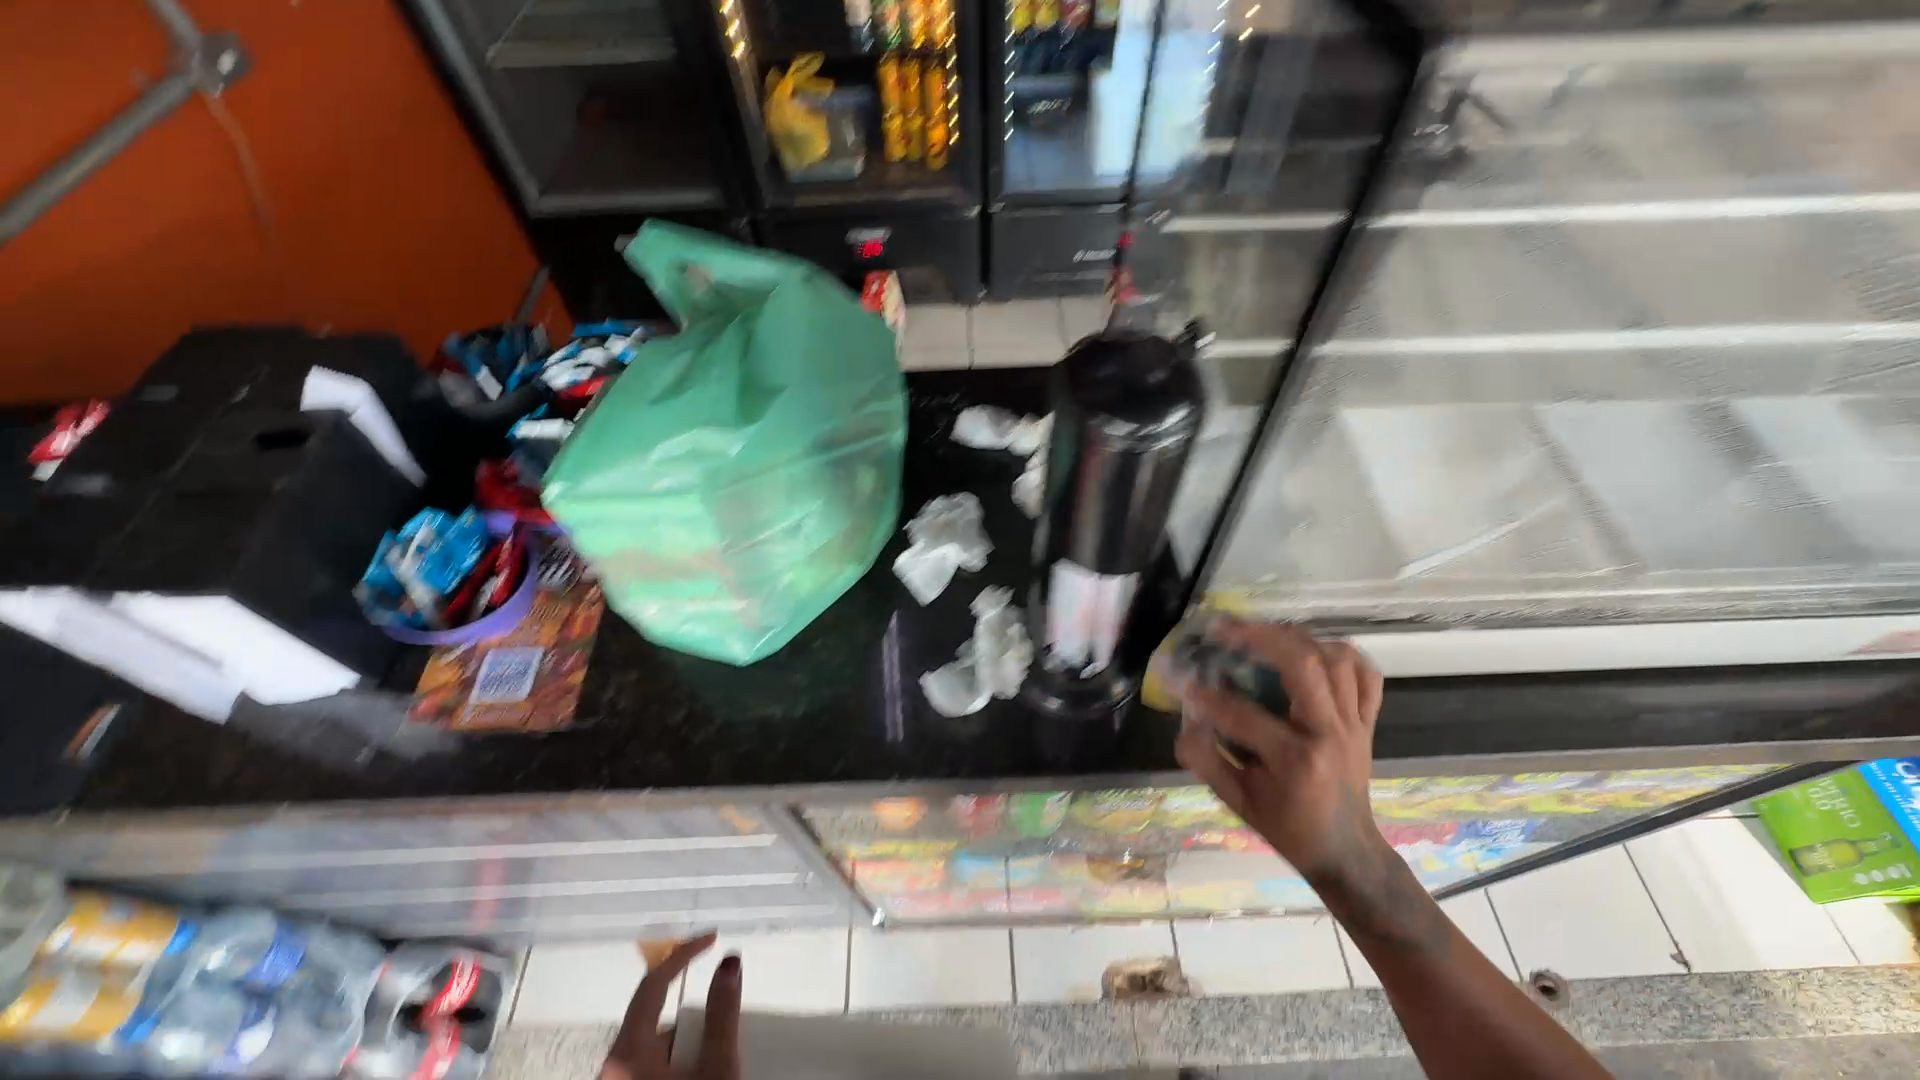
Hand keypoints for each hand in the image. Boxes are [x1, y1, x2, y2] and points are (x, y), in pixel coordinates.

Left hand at [601, 933, 740, 1079]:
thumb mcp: (716, 1068)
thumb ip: (722, 1015)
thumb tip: (730, 962)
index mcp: (629, 1048)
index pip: (654, 983)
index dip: (683, 954)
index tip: (712, 937)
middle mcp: (614, 1062)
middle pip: (653, 1013)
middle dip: (689, 1005)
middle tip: (719, 1002)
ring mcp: (616, 1079)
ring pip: (652, 1040)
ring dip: (683, 1034)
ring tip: (714, 1053)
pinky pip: (648, 1061)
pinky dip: (673, 1056)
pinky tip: (696, 1071)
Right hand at [1171, 619, 1385, 882]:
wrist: (1345, 851)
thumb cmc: (1287, 827)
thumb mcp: (1237, 802)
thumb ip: (1206, 761)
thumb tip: (1184, 722)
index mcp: (1295, 759)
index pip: (1244, 714)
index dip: (1207, 697)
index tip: (1184, 684)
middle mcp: (1330, 732)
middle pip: (1303, 664)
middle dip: (1261, 637)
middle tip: (1227, 630)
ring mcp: (1354, 724)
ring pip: (1336, 659)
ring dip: (1298, 639)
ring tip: (1264, 634)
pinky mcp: (1367, 721)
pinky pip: (1366, 675)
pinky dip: (1342, 654)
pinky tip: (1314, 648)